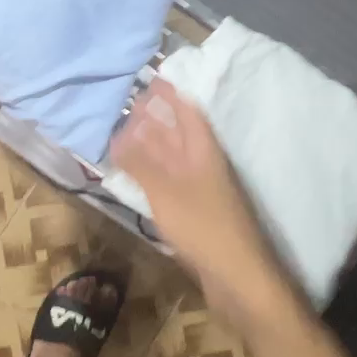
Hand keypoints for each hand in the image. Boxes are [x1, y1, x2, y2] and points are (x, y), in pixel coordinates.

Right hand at [109, 79, 290, 315]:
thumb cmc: (204, 228)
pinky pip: (168, 184)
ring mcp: (201, 192)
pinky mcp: (195, 215)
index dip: (171, 94)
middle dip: (156, 117)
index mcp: (204, 153)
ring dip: (150, 145)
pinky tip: (134, 176)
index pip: (188, 112)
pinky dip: (150, 174)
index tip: (151, 76)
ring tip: (123, 133)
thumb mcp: (166, 192)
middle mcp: (204, 166)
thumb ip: (141, 163)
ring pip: (172, 159)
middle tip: (128, 102)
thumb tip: (118, 134)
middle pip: (178, 134)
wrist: (238, 279)